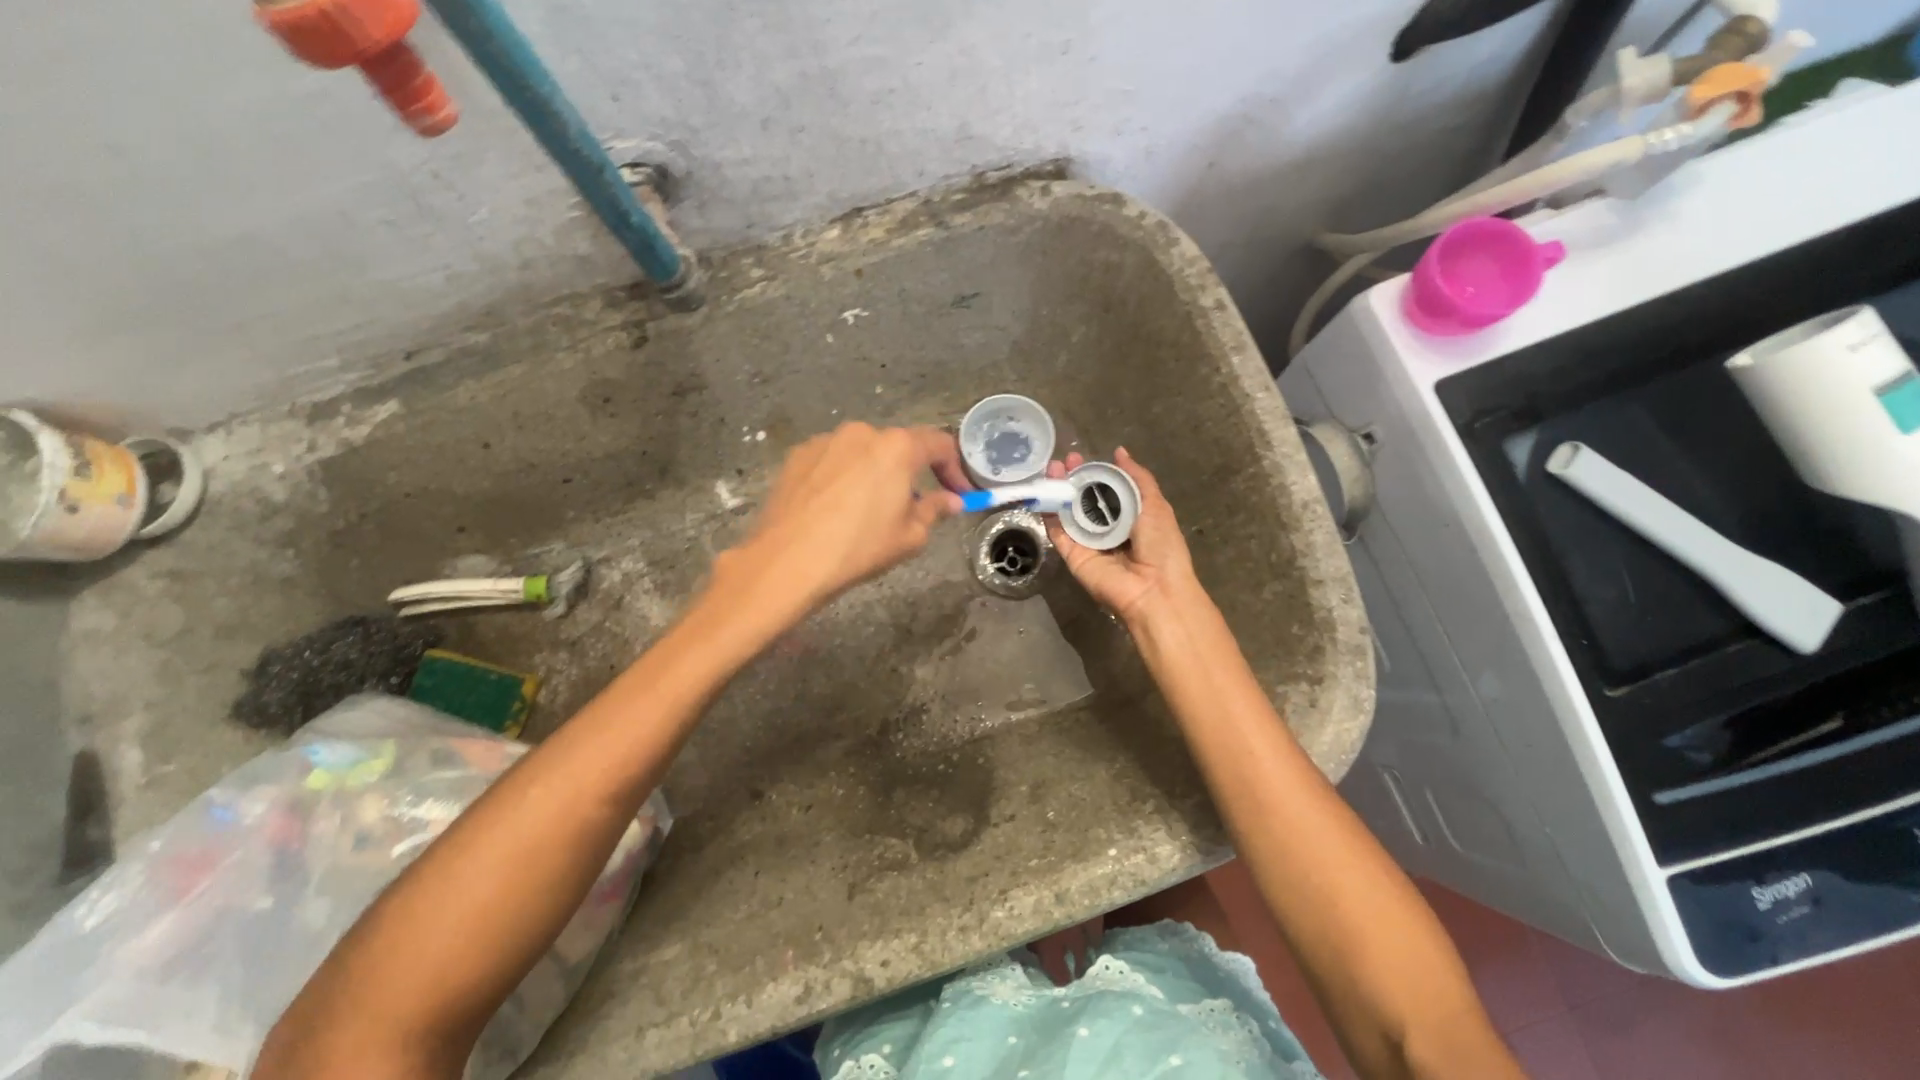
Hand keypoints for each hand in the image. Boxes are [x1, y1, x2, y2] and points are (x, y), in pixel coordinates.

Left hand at [718, 422, 969, 611]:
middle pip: (898, 446)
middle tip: (912, 506)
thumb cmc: (858, 548)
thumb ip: (934, 510)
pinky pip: (832, 461)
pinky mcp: (798, 456)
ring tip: (867, 510)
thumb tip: (950, 500)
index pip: (939, 444)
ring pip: (862, 453)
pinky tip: (835, 509)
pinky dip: (842, 478)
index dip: (955, 469)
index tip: (959, 494)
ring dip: (873, 474)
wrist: (787, 561)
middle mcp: (862, 433)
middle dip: (910, 473)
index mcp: (897, 447)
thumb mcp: (909, 536)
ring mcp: (825, 441)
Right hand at [1044, 448, 1206, 628]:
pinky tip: (1043, 493)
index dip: (1093, 472)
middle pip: (1084, 499)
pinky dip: (1049, 514)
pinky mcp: (1073, 555)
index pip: (1106, 489)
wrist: (1153, 589)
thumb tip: (1120, 452)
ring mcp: (1087, 542)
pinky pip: (1058, 533)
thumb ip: (1138, 478)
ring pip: (1068, 512)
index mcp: (1129, 516)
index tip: (1082, 457)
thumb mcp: (1156, 505)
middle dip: (1073, 478)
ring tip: (1052, 469)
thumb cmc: (1162, 546)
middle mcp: (1107, 528)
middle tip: (1065, 460)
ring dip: (1058, 490)